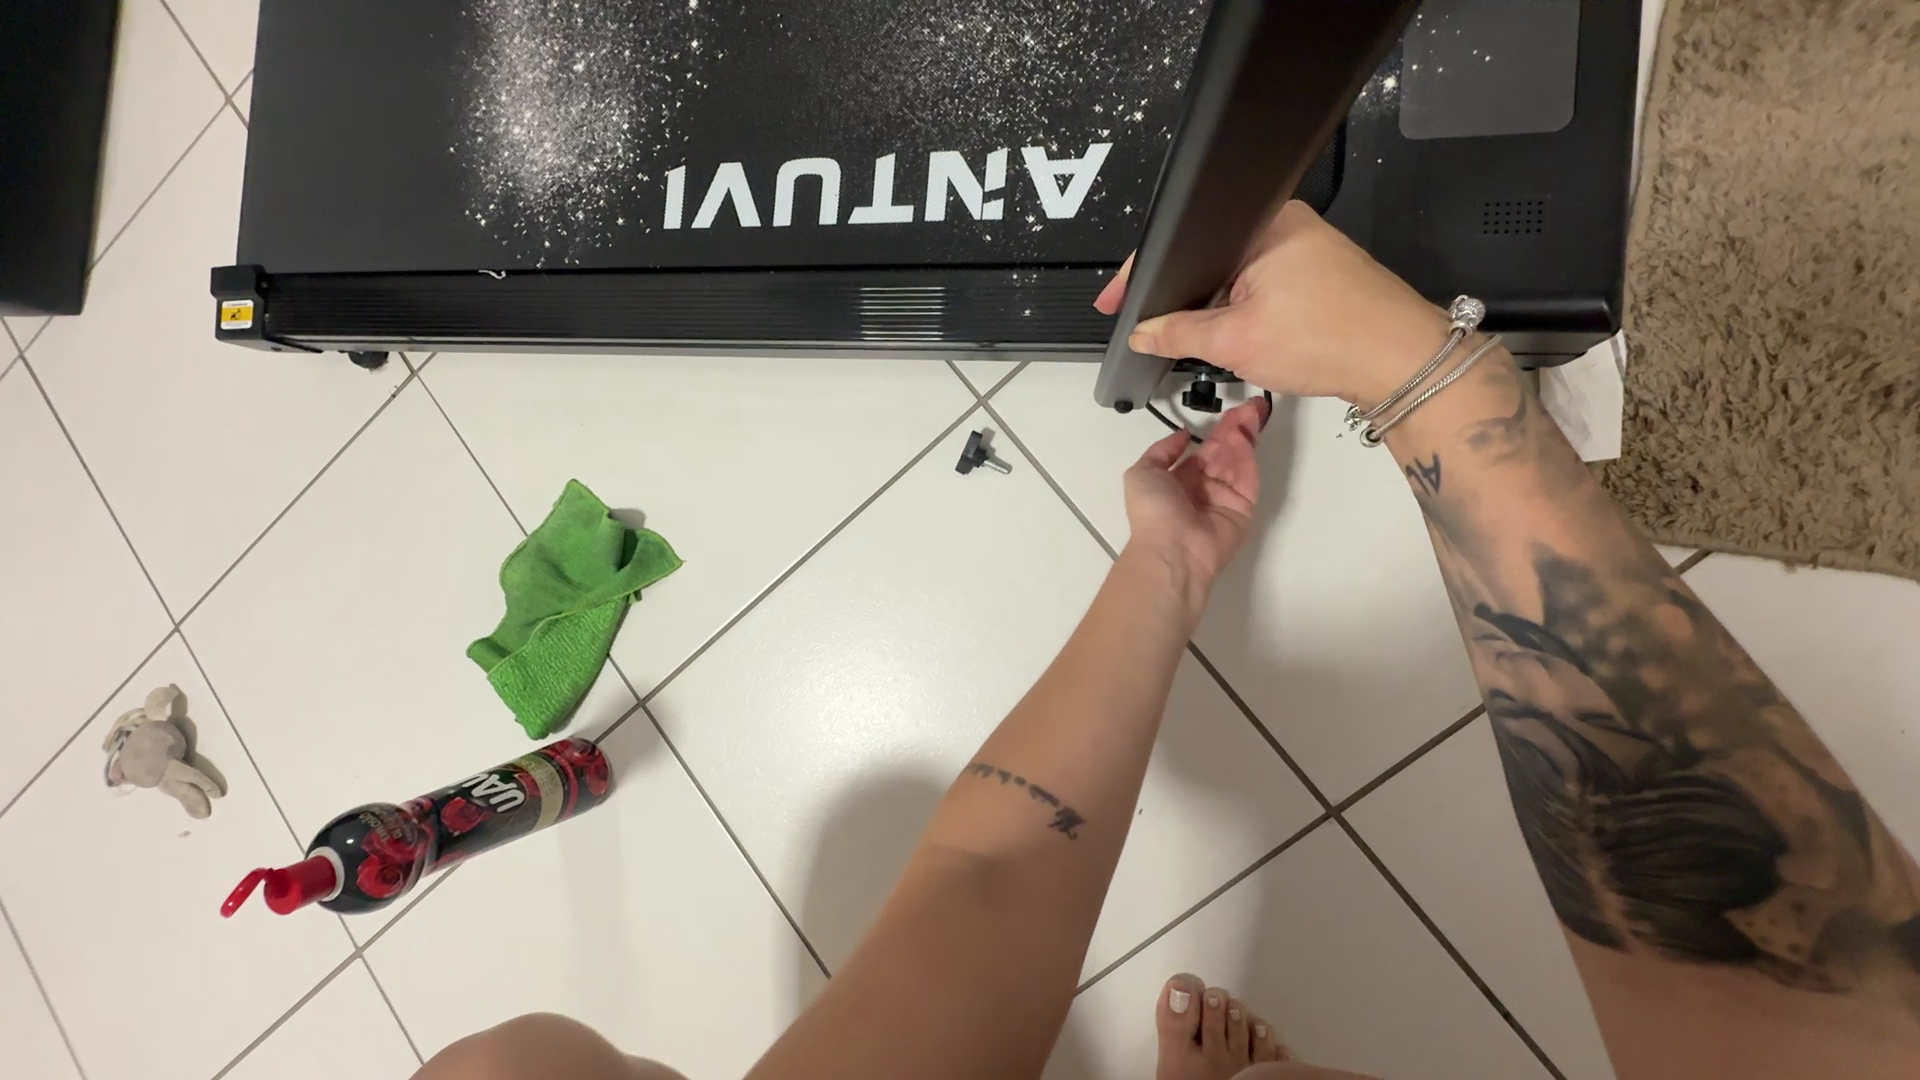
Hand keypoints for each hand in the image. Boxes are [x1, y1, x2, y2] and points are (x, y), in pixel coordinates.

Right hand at [1094, 201, 1453, 407]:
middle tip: (1175, 338)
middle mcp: (1284, 224)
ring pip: (1234, 280)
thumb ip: (1178, 334)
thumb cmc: (1333, 338)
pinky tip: (1256, 339)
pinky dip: (1248, 314)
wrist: (1401, 363)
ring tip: (1234, 344)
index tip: (1118, 303)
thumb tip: (1144, 332)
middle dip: (1186, 302)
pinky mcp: (1316, 272)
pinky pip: (1262, 289)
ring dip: (1221, 312)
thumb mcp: (1235, 341)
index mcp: (1262, 223)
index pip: (1182, 246)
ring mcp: (1303, 248)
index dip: (1142, 280)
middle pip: (1206, 263)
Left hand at [1122, 397, 1268, 607]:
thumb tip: (1182, 434)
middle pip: (1224, 452)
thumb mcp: (1141, 472)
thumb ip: (1162, 450)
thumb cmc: (1152, 511)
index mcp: (1179, 481)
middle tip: (1250, 404)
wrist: (1172, 548)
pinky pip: (1247, 475)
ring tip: (1253, 410)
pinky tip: (1246, 433)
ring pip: (1238, 459)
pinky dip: (1247, 454)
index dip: (1215, 431)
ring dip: (1245, 434)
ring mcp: (1225, 496)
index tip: (1228, 412)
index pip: (1202, 451)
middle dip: (1236, 427)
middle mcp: (1203, 487)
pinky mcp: (1243, 506)